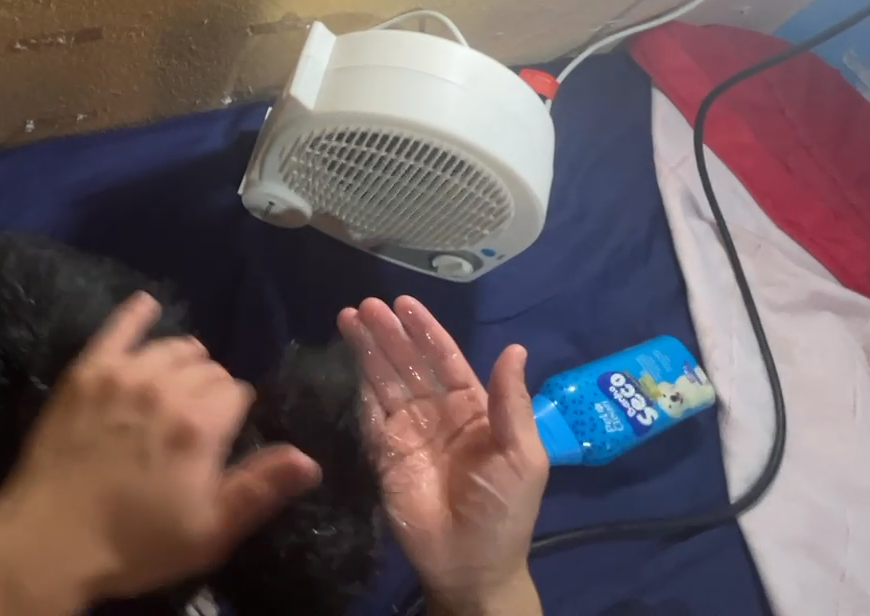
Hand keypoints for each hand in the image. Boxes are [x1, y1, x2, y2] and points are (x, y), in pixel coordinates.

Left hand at [0, 292, 321, 604]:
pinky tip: (146, 303)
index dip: (235, 410)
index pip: (236, 391)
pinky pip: (117, 328)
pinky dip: (135, 313)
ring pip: (170, 347)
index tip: (224, 432)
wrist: (49, 541)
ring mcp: (124, 372)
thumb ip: (261, 488)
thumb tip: (309, 458)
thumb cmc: (135, 543)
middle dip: (210, 386)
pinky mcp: (88, 369)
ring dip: (182, 359)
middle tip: (196, 417)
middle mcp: (166, 386)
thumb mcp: (209, 531)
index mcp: (200, 424)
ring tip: (177, 380)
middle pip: (205, 367)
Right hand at [338, 297, 548, 615]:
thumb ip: (510, 402)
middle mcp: (435, 410)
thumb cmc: (503, 508)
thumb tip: (515, 348)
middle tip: (367, 305)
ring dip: (367, 348)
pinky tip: (347, 358)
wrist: (470, 566)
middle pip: (407, 361)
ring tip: (348, 317)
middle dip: (388, 332)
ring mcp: (406, 428)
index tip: (404, 303)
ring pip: (383, 378)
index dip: (424, 330)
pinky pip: (368, 410)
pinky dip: (358, 382)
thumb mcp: (521, 455)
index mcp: (471, 407)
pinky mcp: (382, 450)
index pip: (443, 358)